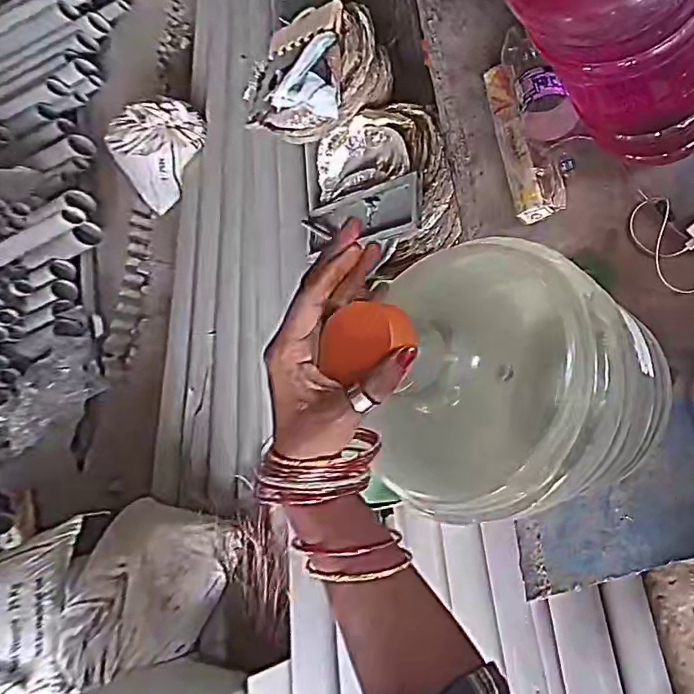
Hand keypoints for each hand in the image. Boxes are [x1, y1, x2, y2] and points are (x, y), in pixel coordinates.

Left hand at [264, 219, 416, 462]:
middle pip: (319, 289)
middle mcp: (297, 341)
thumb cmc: (309, 439)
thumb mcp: (344, 410)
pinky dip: (357, 297)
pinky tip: (373, 286)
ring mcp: (312, 345)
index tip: (349, 248)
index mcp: (288, 350)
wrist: (305, 461)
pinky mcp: (327, 352)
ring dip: (350, 274)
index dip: (331, 269)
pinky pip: (342, 316)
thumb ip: (377, 381)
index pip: (311, 298)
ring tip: (370, 251)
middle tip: (356, 232)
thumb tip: (405, 353)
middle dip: (339, 259)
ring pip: (331, 298)